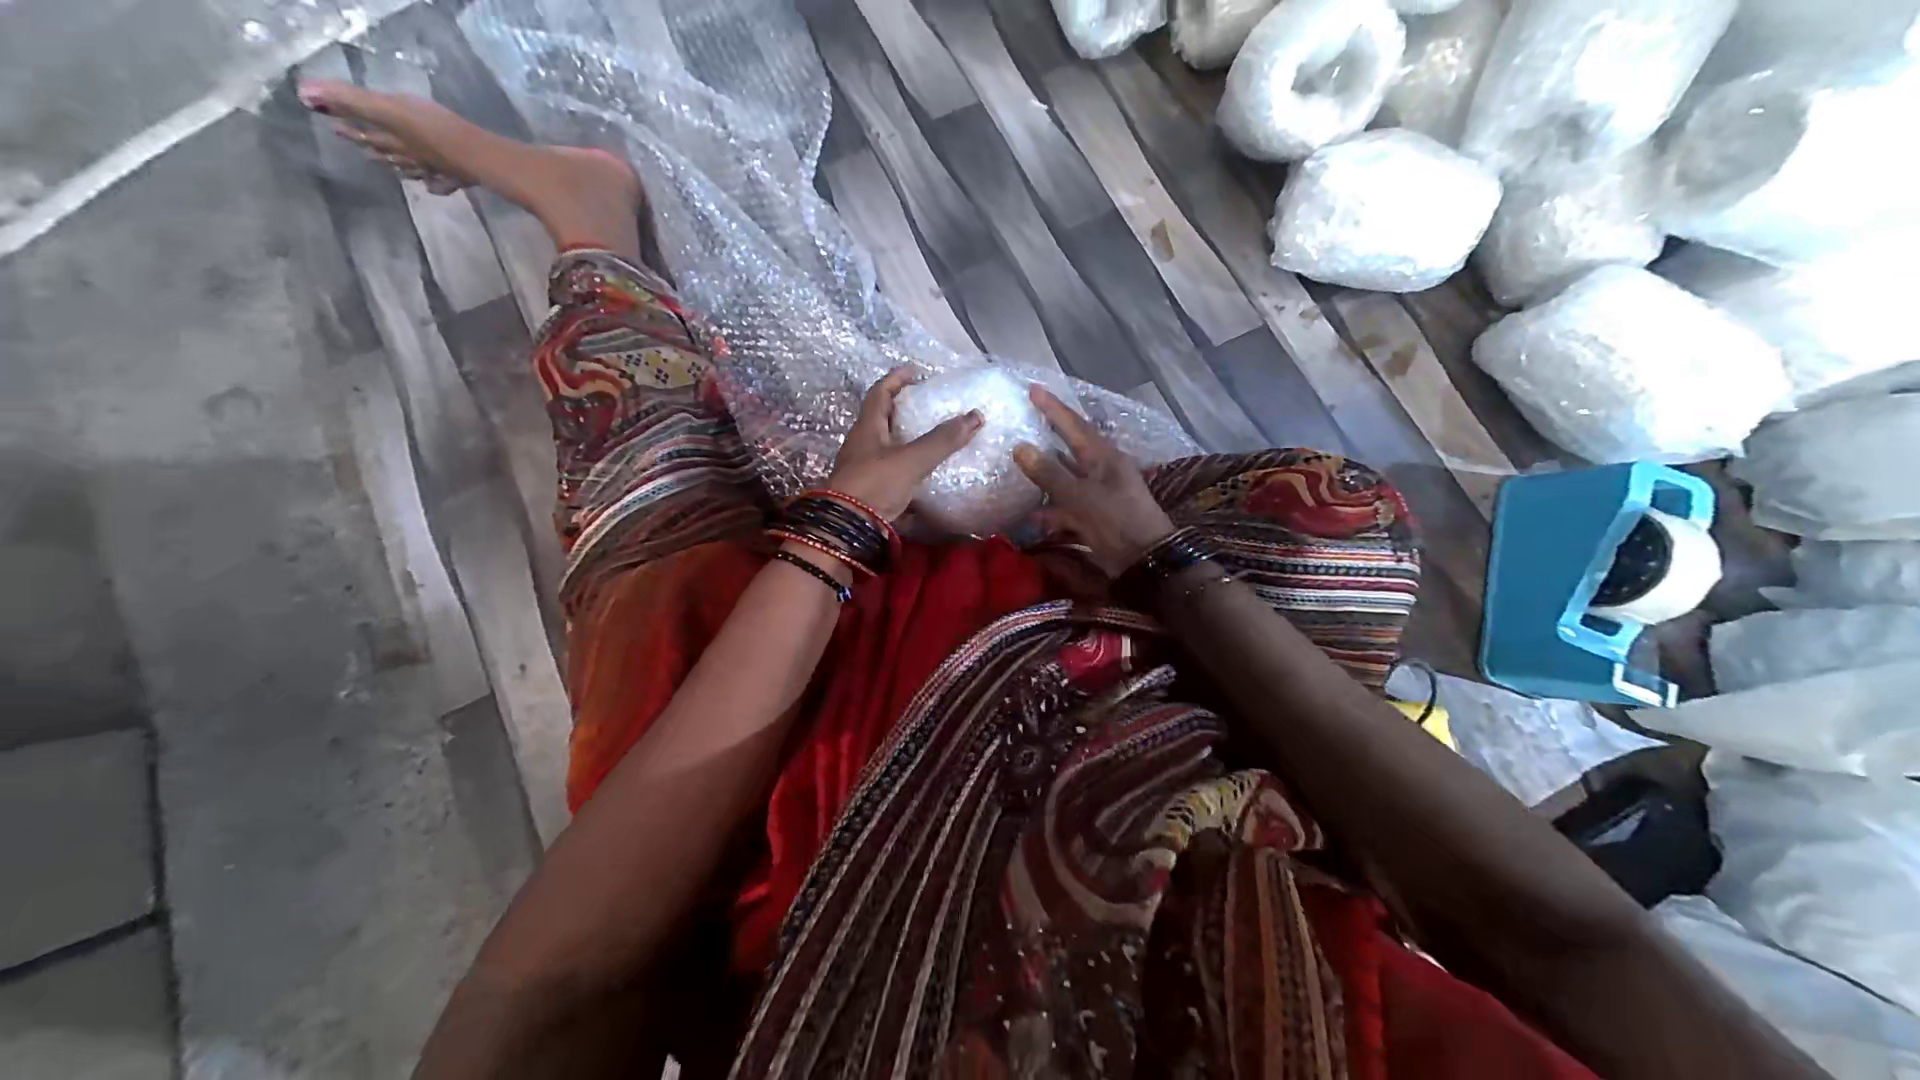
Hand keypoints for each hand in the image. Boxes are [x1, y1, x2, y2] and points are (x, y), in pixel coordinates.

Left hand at [825, 367, 982, 521]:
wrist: (848, 528)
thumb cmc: (874, 485)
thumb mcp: (912, 460)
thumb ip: (942, 440)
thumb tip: (976, 416)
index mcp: (867, 428)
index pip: (880, 393)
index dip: (896, 379)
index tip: (915, 371)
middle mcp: (861, 444)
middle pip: (881, 418)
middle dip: (902, 409)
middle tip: (926, 405)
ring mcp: (863, 469)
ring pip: (885, 446)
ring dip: (905, 440)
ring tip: (930, 438)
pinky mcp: (868, 491)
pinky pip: (890, 472)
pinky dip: (906, 468)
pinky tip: (923, 474)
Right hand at [1013, 384, 1175, 575]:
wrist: (1145, 559)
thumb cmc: (1117, 521)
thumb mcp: (1081, 496)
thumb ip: (1050, 474)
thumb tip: (1020, 447)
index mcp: (1103, 457)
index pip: (1073, 424)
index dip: (1052, 407)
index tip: (1033, 388)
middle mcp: (1101, 470)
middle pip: (1069, 447)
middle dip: (1048, 435)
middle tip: (1026, 420)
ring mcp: (1098, 494)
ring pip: (1066, 477)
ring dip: (1045, 474)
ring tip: (1020, 466)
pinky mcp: (1094, 516)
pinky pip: (1066, 506)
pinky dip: (1051, 510)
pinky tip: (1032, 516)